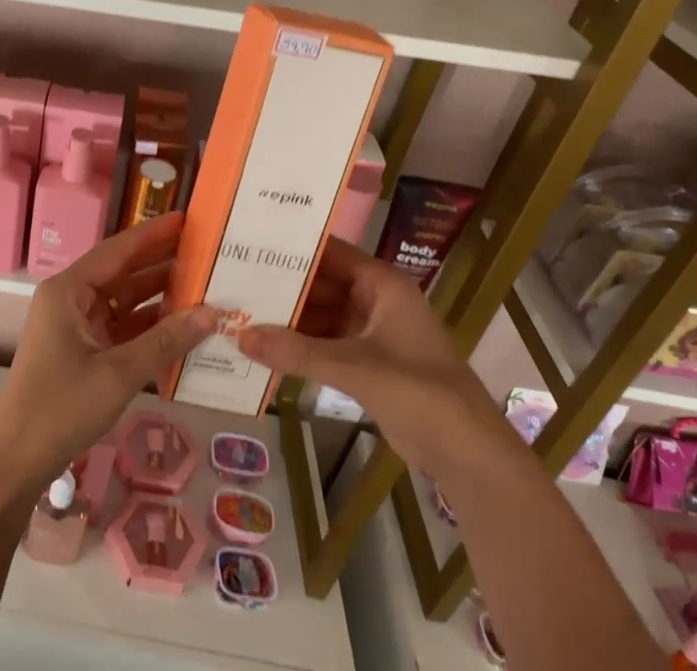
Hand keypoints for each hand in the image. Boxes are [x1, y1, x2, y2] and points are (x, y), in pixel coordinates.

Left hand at [0, 214, 215, 500]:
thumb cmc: (62, 407)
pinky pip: (122, 328)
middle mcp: (70, 300)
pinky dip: (150, 327)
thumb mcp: (119, 373)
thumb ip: (165, 341)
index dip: (154, 234)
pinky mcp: (83, 352)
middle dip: (163, 263)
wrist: (20, 457)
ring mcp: (76, 327)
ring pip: (125, 302)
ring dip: (161, 297)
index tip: (190, 219)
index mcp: (68, 291)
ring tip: (208, 285)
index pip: (118, 250)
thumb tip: (212, 314)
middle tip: (210, 252)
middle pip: (123, 273)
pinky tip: (185, 327)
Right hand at [238, 238, 510, 477]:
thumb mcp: (355, 368)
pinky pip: (324, 344)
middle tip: (231, 282)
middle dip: (281, 288)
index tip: (248, 244)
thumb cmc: (419, 392)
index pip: (331, 253)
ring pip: (320, 316)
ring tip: (237, 313)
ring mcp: (371, 333)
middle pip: (321, 284)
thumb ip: (297, 352)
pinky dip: (298, 347)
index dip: (292, 249)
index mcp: (383, 285)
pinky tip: (262, 349)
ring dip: (286, 320)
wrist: (465, 451)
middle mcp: (376, 301)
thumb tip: (239, 336)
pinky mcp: (366, 363)